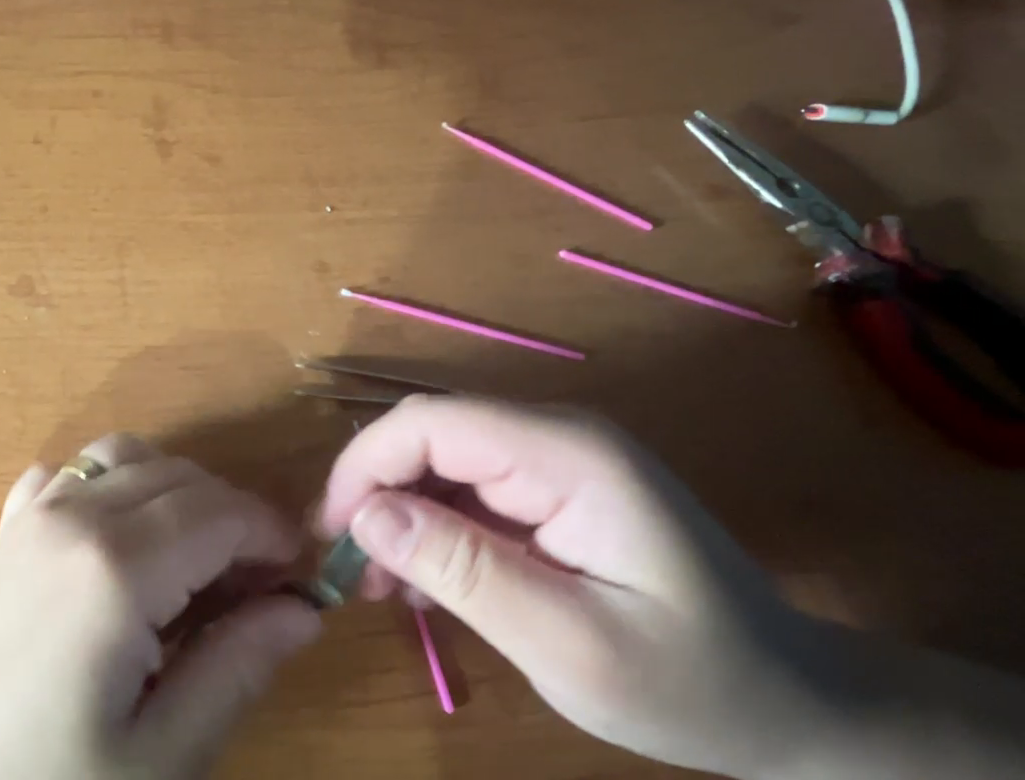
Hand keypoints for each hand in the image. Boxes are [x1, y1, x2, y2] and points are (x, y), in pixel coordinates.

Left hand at [0, 434, 319, 779]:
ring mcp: (37, 510)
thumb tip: (302, 611)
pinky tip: (123, 542)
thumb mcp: (158, 756)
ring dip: (180, 493)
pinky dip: (118, 486)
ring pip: (132, 458)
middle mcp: (79, 515)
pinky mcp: (11, 524)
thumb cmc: (40, 778)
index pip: (225, 513)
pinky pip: (76, 472)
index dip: (275, 537)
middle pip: (185, 478)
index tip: (302, 581)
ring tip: (196, 564)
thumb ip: (236, 669)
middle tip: (258, 589)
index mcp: (120, 568)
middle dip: (236, 518)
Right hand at [319, 396, 824, 778]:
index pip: (431, 423)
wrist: (796, 705)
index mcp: (568, 455)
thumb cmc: (693, 684)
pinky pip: (467, 490)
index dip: (364, 465)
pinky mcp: (552, 490)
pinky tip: (424, 582)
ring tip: (383, 587)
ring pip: (439, 462)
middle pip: (429, 435)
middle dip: (376, 493)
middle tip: (353, 572)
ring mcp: (556, 461)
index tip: (331, 536)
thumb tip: (363, 516)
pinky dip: (431, 530)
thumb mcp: (571, 645)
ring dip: (398, 515)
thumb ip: (464, 572)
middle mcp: (556, 437)